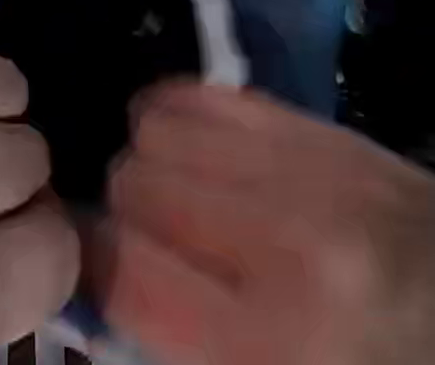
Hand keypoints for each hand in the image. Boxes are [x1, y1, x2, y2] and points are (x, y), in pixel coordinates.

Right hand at [94, 84, 434, 364]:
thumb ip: (197, 358)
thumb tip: (111, 302)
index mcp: (278, 344)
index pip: (118, 258)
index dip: (86, 260)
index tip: (92, 271)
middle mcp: (290, 236)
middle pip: (135, 175)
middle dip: (121, 211)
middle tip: (144, 244)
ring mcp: (323, 169)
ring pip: (164, 118)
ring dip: (152, 156)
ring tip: (173, 192)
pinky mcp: (348, 136)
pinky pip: (225, 96)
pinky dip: (191, 116)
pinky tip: (204, 149)